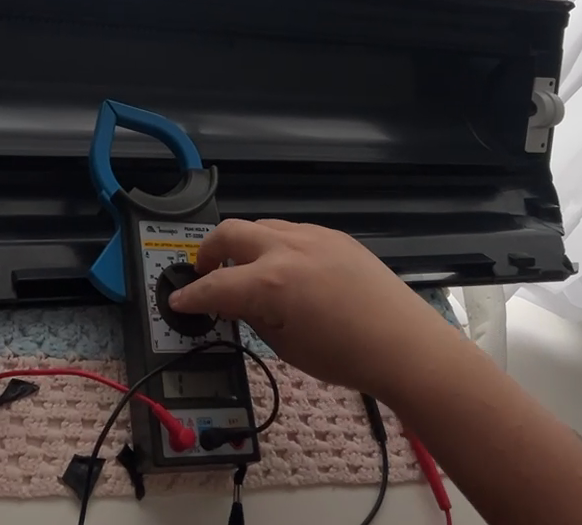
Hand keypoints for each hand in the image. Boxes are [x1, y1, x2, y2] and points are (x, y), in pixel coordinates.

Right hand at [168, 218, 465, 395]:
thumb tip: (237, 302)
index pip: (214, 286)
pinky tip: (284, 266)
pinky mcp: (332, 234)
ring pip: (259, 225)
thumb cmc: (344, 357)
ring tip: (244, 268)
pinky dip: (274, 243)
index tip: (177, 301)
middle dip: (208, 252)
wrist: (405, 345)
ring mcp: (310, 235)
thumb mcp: (286, 345)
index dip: (191, 296)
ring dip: (242, 243)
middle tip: (204, 272)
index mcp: (269, 283)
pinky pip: (290, 230)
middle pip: (228, 233)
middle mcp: (284, 249)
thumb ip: (254, 316)